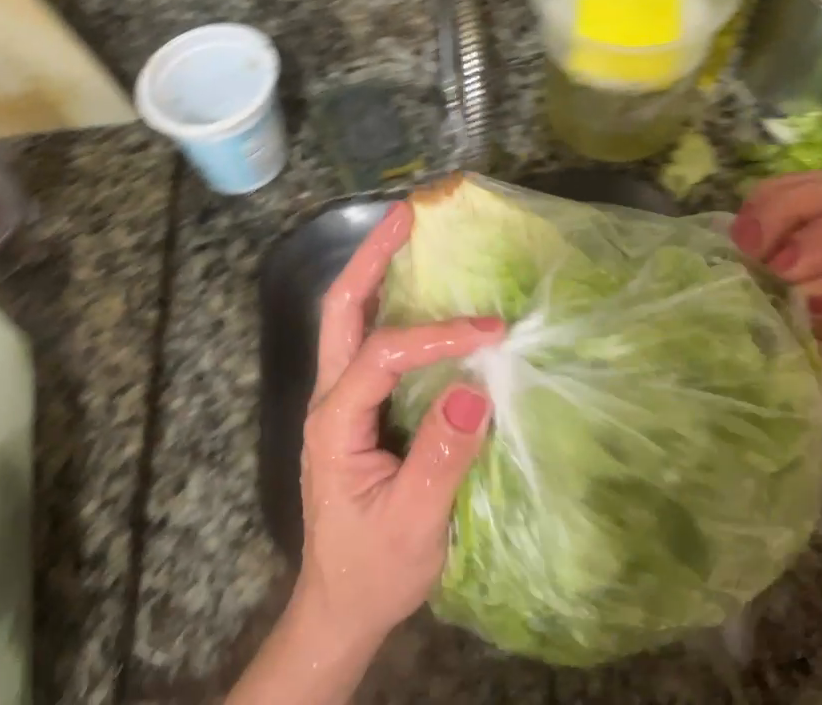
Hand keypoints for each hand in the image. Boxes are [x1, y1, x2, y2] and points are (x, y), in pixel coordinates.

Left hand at [291, 201, 502, 650]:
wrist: (341, 603)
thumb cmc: (373, 568)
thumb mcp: (413, 523)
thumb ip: (440, 458)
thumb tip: (474, 390)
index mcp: (336, 422)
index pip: (384, 356)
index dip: (436, 335)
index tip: (491, 332)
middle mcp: (330, 399)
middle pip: (342, 311)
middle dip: (370, 259)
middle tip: (404, 217)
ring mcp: (341, 402)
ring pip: (349, 321)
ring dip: (375, 274)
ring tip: (409, 236)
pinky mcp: (358, 411)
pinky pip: (370, 345)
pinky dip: (391, 309)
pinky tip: (420, 296)